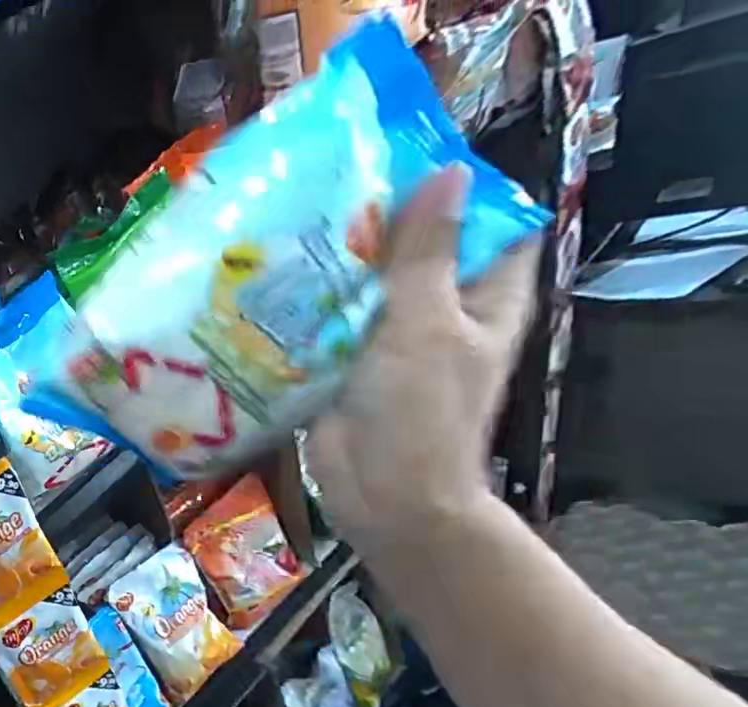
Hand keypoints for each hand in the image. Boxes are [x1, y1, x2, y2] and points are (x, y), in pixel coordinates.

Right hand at [307, 164, 541, 552]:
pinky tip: (267, 294)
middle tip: (324, 199)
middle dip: (374, 233)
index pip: (485, 229)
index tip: (399, 168)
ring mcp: (383, 345)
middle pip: (411, 258)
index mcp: (482, 299)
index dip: (453, 197)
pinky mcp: (338, 371)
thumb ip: (424, 259)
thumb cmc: (420, 411)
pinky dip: (300, 316)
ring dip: (329, 275)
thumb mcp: (425, 326)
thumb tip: (444, 176)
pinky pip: (321, 333)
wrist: (380, 491)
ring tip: (286, 239)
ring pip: (359, 296)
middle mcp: (435, 316)